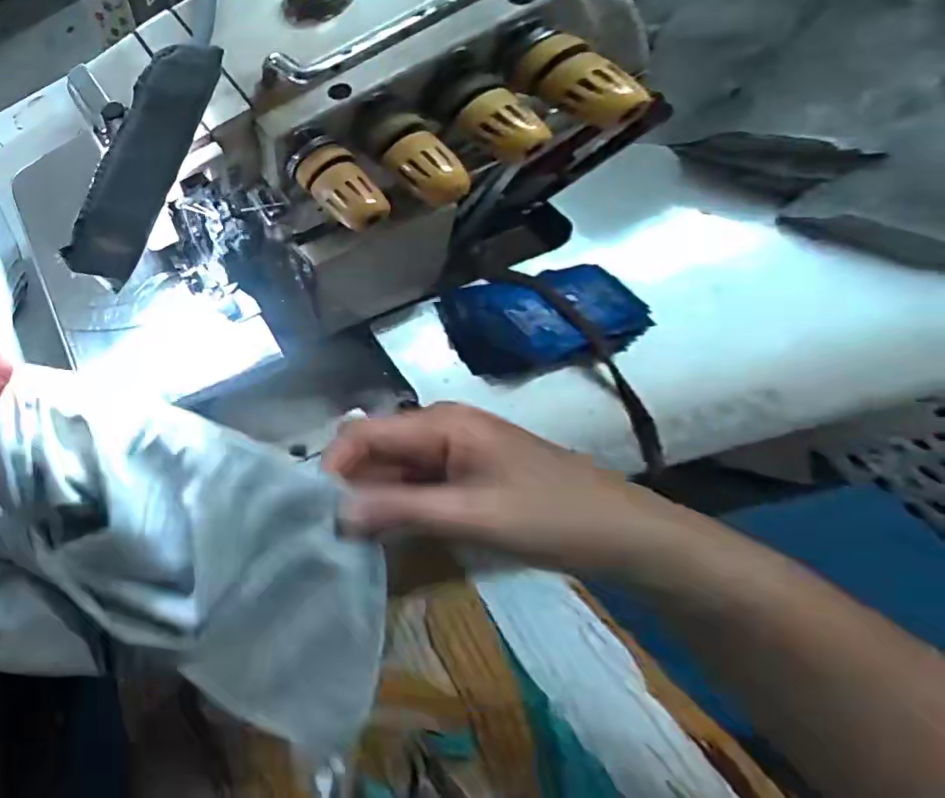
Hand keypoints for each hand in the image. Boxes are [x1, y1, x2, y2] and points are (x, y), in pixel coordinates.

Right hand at [323, 402, 694, 578]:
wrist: (641, 540)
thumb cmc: (557, 518)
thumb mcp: (475, 517)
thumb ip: (402, 510)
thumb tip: (336, 513)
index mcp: (439, 421)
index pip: (362, 433)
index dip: (334, 465)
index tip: (319, 507)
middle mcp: (438, 425)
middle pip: (373, 446)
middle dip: (350, 481)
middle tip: (334, 525)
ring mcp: (451, 447)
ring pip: (390, 465)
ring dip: (372, 494)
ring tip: (355, 532)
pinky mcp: (463, 470)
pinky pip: (412, 479)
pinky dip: (397, 501)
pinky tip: (391, 528)